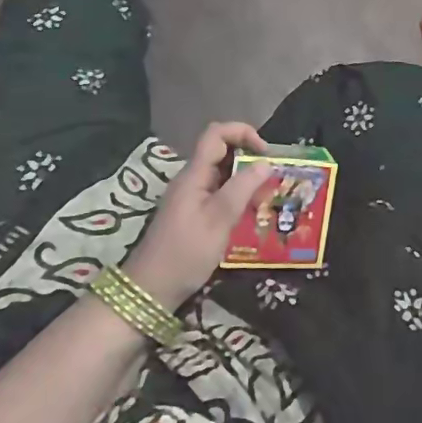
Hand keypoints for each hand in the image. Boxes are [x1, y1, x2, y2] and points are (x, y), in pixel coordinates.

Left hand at [124, 122, 273, 306]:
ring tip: (264, 200)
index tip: (266, 153)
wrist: (151, 289)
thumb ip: (242, 188)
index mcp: (194, 174)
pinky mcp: (193, 212)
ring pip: (222, 173)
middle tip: (270, 182)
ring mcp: (191, 195)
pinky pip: (218, 192)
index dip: (243, 133)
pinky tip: (249, 214)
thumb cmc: (185, 253)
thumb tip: (266, 162)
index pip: (216, 133)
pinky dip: (236, 196)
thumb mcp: (219, 220)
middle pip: (221, 151)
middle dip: (249, 159)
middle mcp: (191, 178)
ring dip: (245, 180)